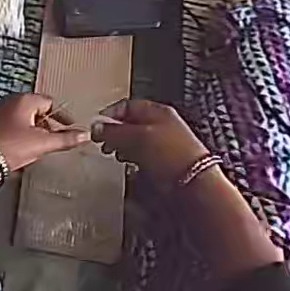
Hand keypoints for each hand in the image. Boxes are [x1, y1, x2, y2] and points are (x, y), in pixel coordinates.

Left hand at [0, 93, 91, 171]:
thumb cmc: (12, 146)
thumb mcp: (42, 143)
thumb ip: (65, 139)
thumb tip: (86, 135)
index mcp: (25, 100)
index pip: (50, 103)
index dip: (61, 116)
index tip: (69, 128)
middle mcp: (12, 102)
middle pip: (37, 110)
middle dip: (48, 125)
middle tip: (55, 140)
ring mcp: (0, 112)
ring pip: (25, 119)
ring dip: (35, 131)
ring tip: (40, 147)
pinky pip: (14, 126)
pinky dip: (23, 134)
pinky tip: (23, 149)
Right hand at [92, 99, 209, 185]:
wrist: (192, 184)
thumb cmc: (171, 154)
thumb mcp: (136, 137)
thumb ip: (113, 131)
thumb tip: (96, 128)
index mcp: (157, 112)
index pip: (126, 106)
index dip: (109, 114)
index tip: (97, 126)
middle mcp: (160, 125)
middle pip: (129, 124)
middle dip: (113, 133)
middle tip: (102, 141)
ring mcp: (162, 144)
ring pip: (133, 141)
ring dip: (121, 146)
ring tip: (113, 153)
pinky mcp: (162, 161)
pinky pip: (140, 155)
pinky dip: (131, 158)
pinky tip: (127, 163)